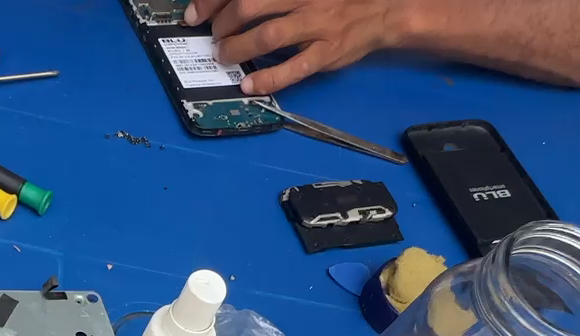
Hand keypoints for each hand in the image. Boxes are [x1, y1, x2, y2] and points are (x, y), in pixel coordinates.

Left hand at [183, 0, 406, 94]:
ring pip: (268, 34)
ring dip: (238, 49)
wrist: (384, 6)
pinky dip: (267, 78)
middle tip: (214, 37)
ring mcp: (317, 24)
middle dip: (223, 23)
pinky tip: (247, 84)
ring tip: (223, 56)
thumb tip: (232, 6)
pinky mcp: (327, 52)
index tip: (194, 14)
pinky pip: (293, 68)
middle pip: (251, 4)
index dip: (214, 0)